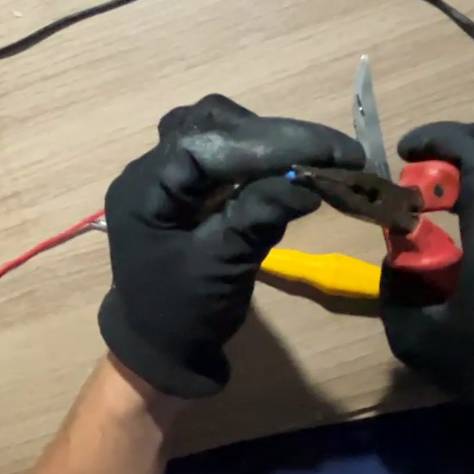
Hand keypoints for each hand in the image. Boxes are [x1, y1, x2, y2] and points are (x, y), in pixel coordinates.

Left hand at [98, 94, 364, 397]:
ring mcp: (167, 178)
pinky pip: (223, 157)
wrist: (159, 349)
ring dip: (267, 143)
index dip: (268, 139)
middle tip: (329, 156)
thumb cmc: (183, 314)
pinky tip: (290, 176)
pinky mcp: (186, 189)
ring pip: (218, 133)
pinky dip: (258, 161)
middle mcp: (150, 173)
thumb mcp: (221, 268)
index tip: (326, 152)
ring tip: (314, 164)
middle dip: (271, 136)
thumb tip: (308, 181)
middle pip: (210, 123)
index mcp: (144, 189)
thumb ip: (257, 219)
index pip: (205, 141)